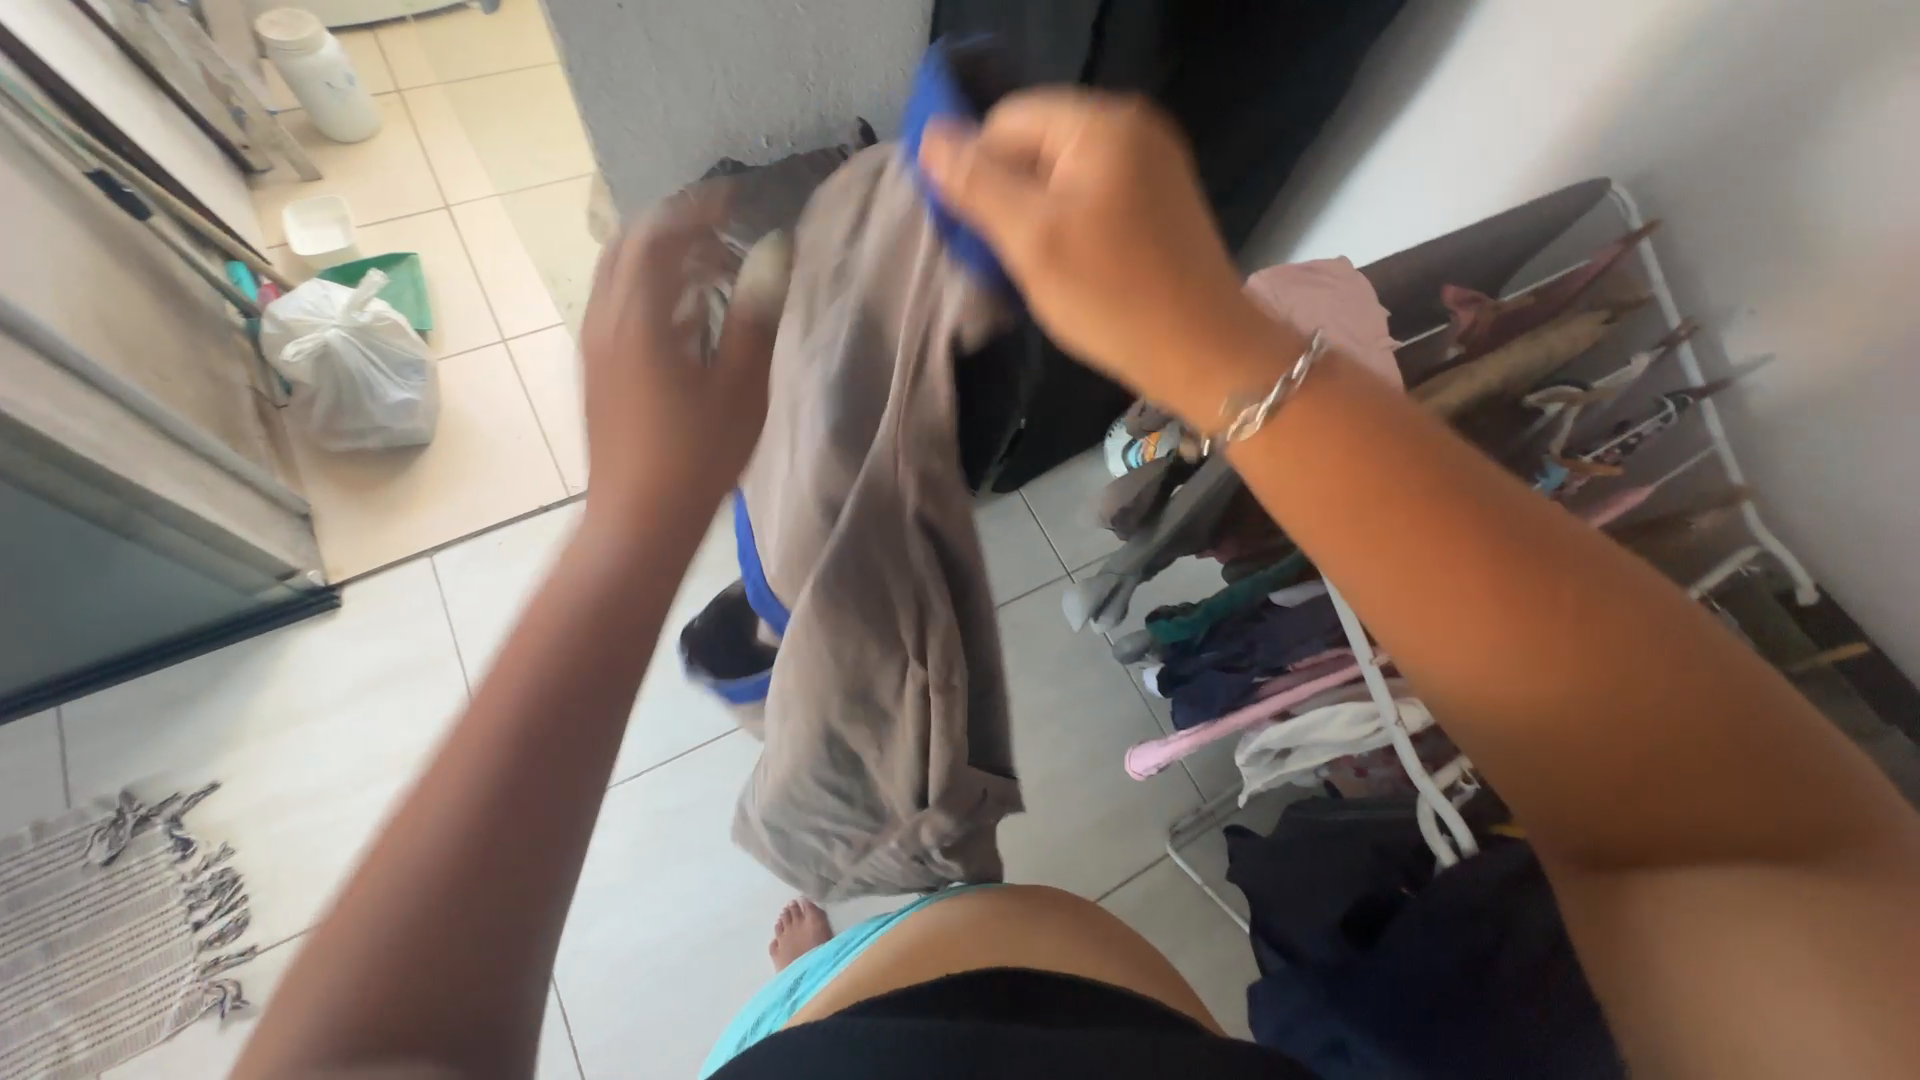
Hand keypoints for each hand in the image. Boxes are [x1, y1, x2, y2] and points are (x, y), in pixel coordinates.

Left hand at [577, 184, 791, 527]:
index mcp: (637, 316)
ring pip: (620, 276)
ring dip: (661, 261)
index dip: (697, 206)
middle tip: (723, 233)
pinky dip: (650, 291)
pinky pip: (617, 305)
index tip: (735, 195)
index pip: (659, 233)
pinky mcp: (597, 370)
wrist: (639, 517)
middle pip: (629, 246)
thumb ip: (754, 314)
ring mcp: (594, 345)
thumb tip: (774, 253)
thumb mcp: (739, 386)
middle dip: (675, 229)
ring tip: (710, 271)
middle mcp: (604, 319)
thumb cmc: (697, 456)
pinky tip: (685, 318)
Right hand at [918, 89, 1280, 422]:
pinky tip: (1064, 265)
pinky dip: (1065, 225)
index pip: (1006, 119)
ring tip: (1033, 264)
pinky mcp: (1158, 201)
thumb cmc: (1114, 299)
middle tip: (1003, 254)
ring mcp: (1151, 164)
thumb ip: (977, 184)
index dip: (976, 169)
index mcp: (1102, 122)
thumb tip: (931, 138)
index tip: (971, 231)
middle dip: (1007, 194)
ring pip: (1059, 175)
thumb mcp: (1033, 240)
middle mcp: (1132, 127)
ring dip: (1033, 215)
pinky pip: (1090, 196)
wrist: (1203, 354)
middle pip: (1035, 143)